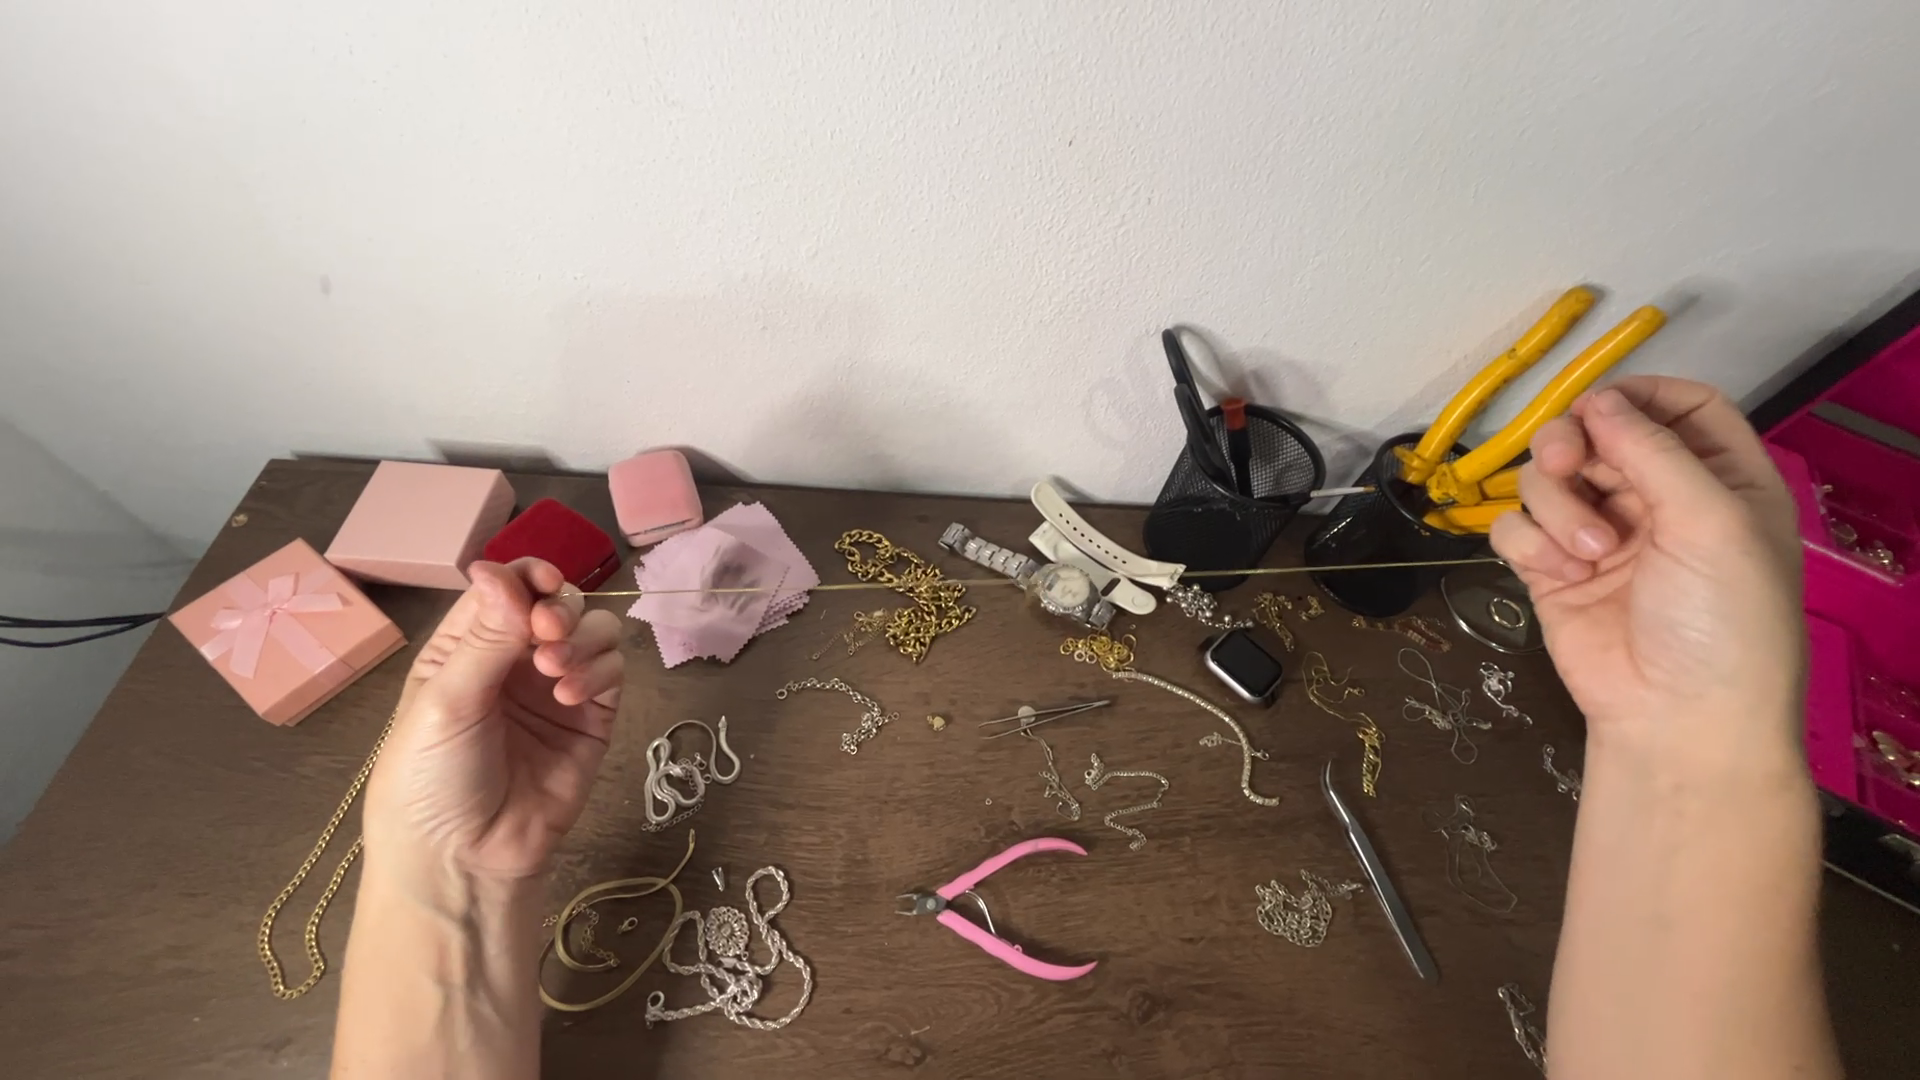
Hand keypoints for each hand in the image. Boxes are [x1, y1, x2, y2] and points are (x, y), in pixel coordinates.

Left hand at [363, 559, 626, 889]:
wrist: (468, 858)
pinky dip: (600, 671)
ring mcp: (560, 685)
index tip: (544, 583)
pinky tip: (572, 697)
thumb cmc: (431, 778)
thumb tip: (499, 567)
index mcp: (468, 647)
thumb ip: (486, 636)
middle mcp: (518, 659)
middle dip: (561, 608)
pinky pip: (615, 669)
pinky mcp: (596, 713)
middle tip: (547, 633)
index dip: (530, 575)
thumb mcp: (445, 701)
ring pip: (596, 630)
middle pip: (560, 602)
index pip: (509, 589)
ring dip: (583, 640)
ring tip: (557, 674)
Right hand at [1488, 377, 1804, 765]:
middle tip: (1565, 465)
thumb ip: (1653, 453)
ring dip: (1556, 511)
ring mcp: (1591, 531)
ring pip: (1542, 481)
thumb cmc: (1718, 616)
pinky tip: (1557, 574)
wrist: (1670, 708)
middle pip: (1591, 436)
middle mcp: (1650, 497)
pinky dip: (1528, 545)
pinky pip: (1512, 528)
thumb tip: (1595, 400)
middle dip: (1570, 447)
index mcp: (1714, 478)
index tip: (1596, 407)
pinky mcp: (1544, 564)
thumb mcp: (1709, 522)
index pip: (1675, 407)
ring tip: (1586, 555)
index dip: (1635, 397)